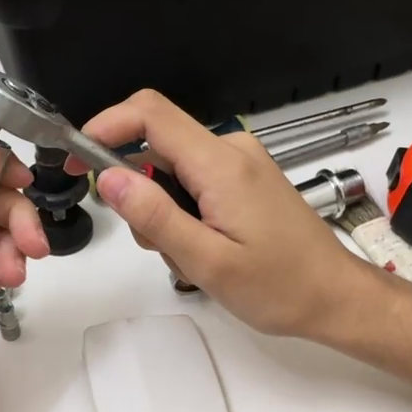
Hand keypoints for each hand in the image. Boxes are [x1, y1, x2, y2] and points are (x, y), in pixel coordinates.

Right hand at [79, 90, 376, 338]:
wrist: (334, 297)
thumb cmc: (279, 287)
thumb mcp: (207, 261)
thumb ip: (155, 217)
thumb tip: (109, 178)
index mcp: (221, 165)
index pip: (150, 114)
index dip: (104, 127)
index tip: (76, 161)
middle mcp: (231, 152)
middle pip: (157, 144)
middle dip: (137, 190)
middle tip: (156, 242)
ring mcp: (241, 165)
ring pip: (173, 168)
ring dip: (162, 210)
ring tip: (189, 256)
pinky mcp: (246, 181)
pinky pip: (195, 181)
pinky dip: (183, 212)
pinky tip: (204, 248)